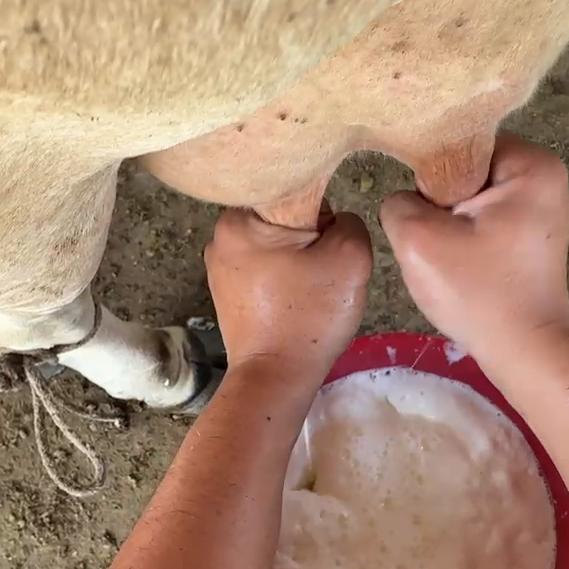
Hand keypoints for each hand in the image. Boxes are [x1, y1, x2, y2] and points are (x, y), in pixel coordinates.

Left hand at [205, 207, 371, 387]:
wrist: (276, 377)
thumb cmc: (308, 317)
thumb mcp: (350, 256)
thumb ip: (349, 220)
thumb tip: (334, 223)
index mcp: (239, 218)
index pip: (296, 191)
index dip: (322, 217)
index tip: (326, 247)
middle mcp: (219, 236)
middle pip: (284, 219)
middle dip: (309, 241)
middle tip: (320, 274)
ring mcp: (218, 267)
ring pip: (277, 247)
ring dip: (297, 263)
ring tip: (306, 292)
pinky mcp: (226, 293)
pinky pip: (265, 271)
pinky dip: (282, 282)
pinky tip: (292, 303)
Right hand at [380, 134, 568, 351]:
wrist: (522, 348)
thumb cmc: (477, 293)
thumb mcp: (418, 241)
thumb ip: (397, 205)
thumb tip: (406, 202)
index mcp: (530, 164)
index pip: (459, 143)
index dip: (429, 176)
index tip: (425, 214)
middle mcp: (544, 176)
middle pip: (464, 170)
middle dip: (439, 202)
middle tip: (435, 240)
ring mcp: (541, 206)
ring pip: (469, 198)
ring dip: (448, 223)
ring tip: (447, 255)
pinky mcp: (531, 234)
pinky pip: (482, 219)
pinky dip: (464, 237)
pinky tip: (461, 263)